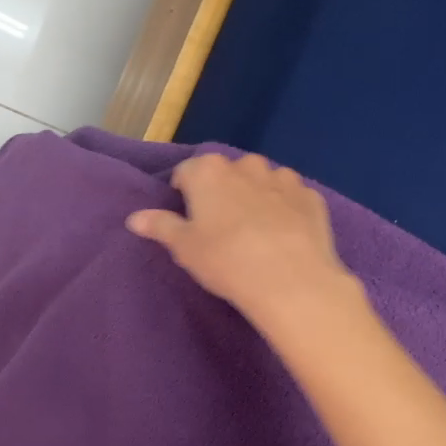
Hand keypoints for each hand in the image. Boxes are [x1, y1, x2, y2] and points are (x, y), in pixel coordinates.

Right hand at [127, 153, 355, 327]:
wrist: (291, 280)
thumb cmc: (226, 260)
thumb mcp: (185, 247)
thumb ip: (161, 226)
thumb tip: (134, 218)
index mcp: (209, 171)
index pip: (186, 172)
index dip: (184, 194)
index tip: (188, 219)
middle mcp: (246, 165)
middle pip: (227, 174)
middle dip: (223, 192)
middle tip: (221, 228)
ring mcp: (283, 178)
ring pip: (263, 182)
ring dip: (256, 197)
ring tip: (256, 232)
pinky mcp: (311, 197)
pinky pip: (292, 199)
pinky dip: (286, 210)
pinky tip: (285, 237)